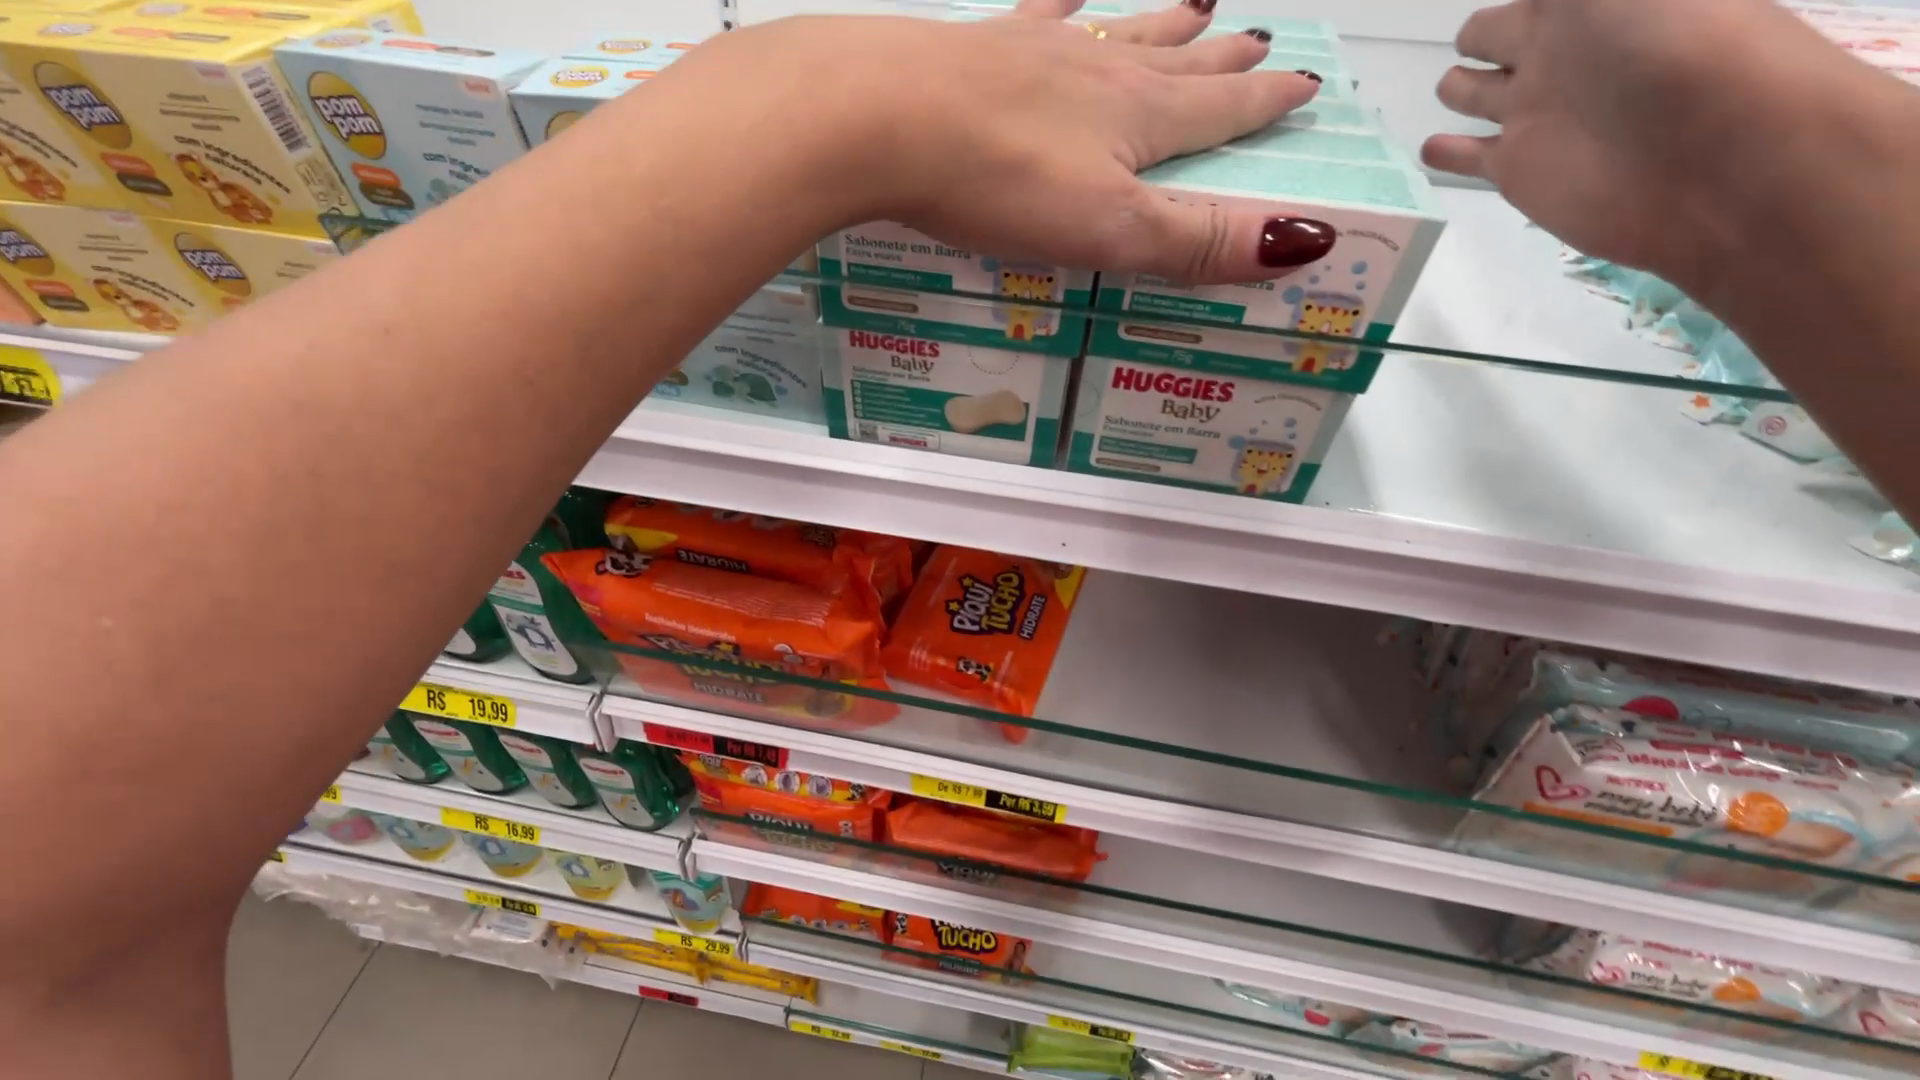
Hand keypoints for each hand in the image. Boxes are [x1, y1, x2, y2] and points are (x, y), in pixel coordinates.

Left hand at [674, 1, 1323, 283]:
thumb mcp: (1111, 230)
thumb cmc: (1000, 179)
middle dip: (1219, 59)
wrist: (878, 118)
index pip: (1221, 109)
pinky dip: (1057, 8)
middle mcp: (1096, 74)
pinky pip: (1032, 21)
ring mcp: (1033, 54)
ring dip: (1155, 24)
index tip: (1303, 87)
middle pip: (1174, 63)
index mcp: (1138, 119)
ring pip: (1114, 35)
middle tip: (1253, 38)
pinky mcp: (974, 53)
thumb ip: (1199, 240)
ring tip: (1192, 2)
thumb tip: (1307, 241)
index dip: (1265, 104)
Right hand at [1422, 0, 1869, 287]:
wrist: (1716, 155)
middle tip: (1477, 38)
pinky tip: (1435, 147)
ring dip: (1460, 88)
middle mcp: (1553, 53)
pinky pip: (1465, 155)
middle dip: (1482, 33)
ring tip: (1454, 88)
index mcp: (1578, 3)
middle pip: (1494, 35)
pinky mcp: (1513, 170)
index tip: (1525, 6)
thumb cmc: (1684, 43)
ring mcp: (1531, 114)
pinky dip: (1444, 152)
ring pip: (1474, 94)